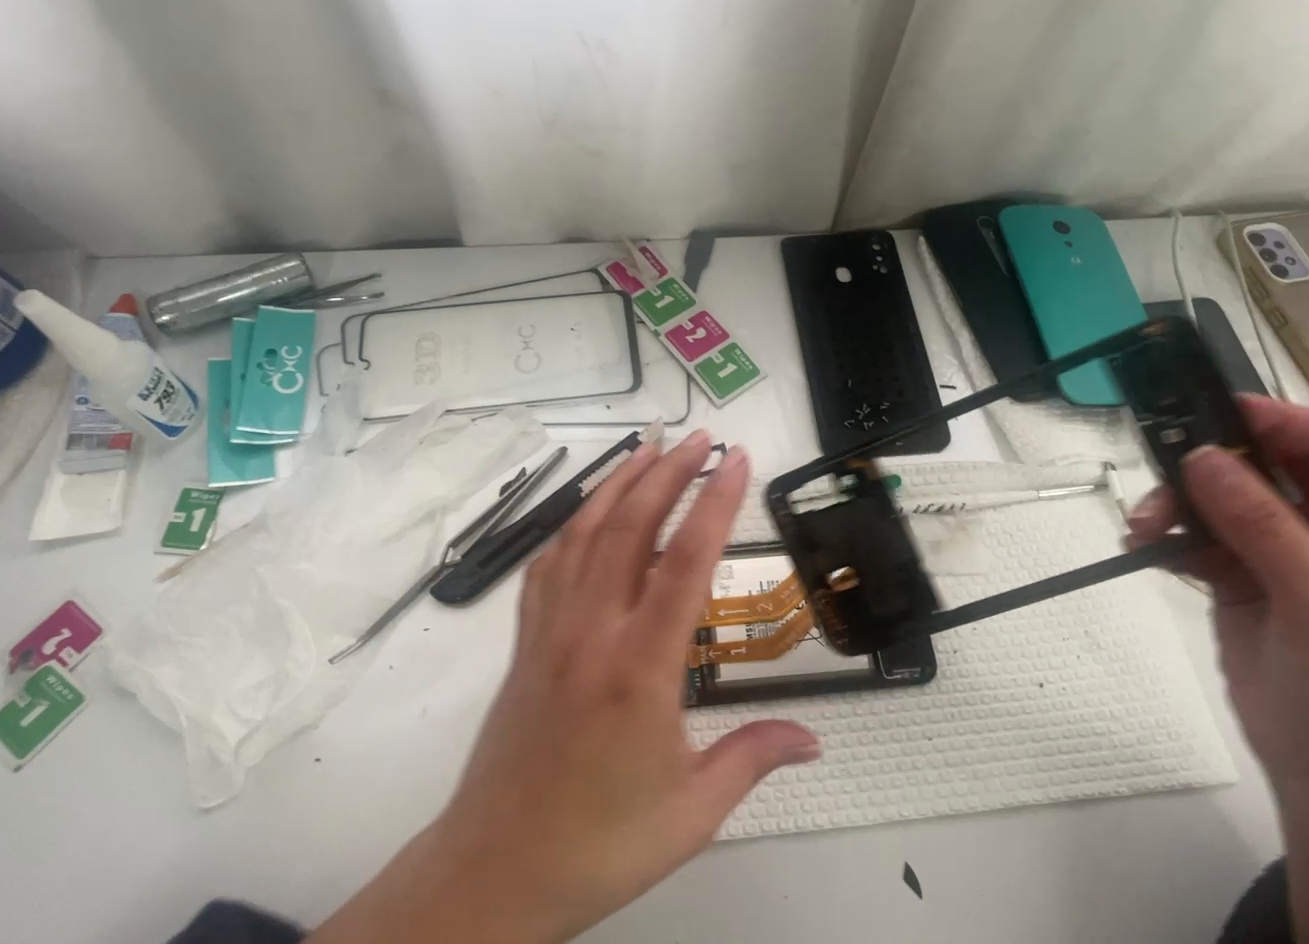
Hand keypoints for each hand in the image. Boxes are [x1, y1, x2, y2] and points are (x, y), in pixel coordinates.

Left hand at [313, 431, 818, 943]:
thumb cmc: (598, 845)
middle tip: (698, 437)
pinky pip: (547, 568)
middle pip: (630, 530)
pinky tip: (588, 515)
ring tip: (647, 449)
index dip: (715, 503)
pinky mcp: (524, 646)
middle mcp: (590, 635)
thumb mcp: (692, 812)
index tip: (736, 459)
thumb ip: (753, 760)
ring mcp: (549, 635)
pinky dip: (572, 528)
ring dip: (616, 486)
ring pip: (582, 537)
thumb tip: (813, 739)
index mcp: (640, 670)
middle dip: (666, 474)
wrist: (495, 871)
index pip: (686, 564)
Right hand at [1127, 394, 1308, 800]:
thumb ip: (1261, 524)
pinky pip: (1203, 538)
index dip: (1276, 423)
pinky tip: (1142, 544)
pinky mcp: (1247, 581)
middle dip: (1212, 467)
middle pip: (1272, 468)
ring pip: (1227, 500)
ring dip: (1181, 504)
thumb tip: (1198, 456)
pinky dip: (1170, 536)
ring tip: (1142, 524)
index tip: (1207, 409)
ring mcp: (1294, 554)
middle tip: (1157, 468)